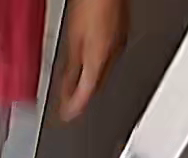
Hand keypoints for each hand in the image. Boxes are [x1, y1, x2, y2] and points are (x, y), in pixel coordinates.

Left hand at [58, 0, 128, 120]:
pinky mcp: (122, 34)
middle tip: (69, 101)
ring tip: (76, 80)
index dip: (74, 110)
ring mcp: (120, 45)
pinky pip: (109, 57)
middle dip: (82, 96)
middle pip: (95, 87)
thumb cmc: (90, 2)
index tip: (66, 116)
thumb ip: (69, 72)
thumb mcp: (72, 41)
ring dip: (90, 78)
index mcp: (98, 63)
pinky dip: (98, 63)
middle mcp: (113, 58)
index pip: (85, 98)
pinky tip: (90, 55)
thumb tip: (66, 95)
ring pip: (103, 72)